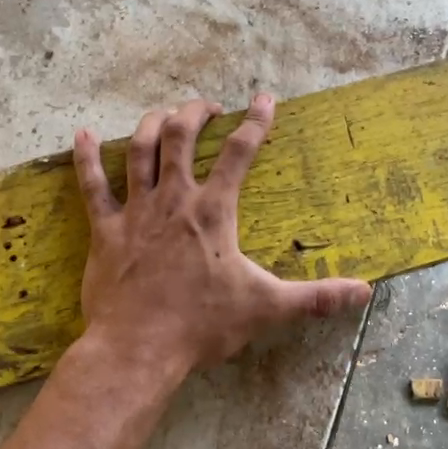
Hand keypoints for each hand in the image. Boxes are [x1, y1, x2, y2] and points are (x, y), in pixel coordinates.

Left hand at [69, 94, 371, 379]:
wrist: (138, 349)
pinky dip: (86, 158)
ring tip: (165, 113)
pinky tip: (83, 134)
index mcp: (213, 211)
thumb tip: (364, 293)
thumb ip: (316, 298)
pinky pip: (91, 186)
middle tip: (208, 108)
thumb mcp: (266, 308)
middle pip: (182, 136)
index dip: (255, 122)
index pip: (239, 152)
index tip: (264, 99)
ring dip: (152, 124)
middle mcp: (174, 199)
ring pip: (139, 149)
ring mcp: (135, 211)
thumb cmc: (202, 325)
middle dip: (196, 113)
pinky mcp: (104, 230)